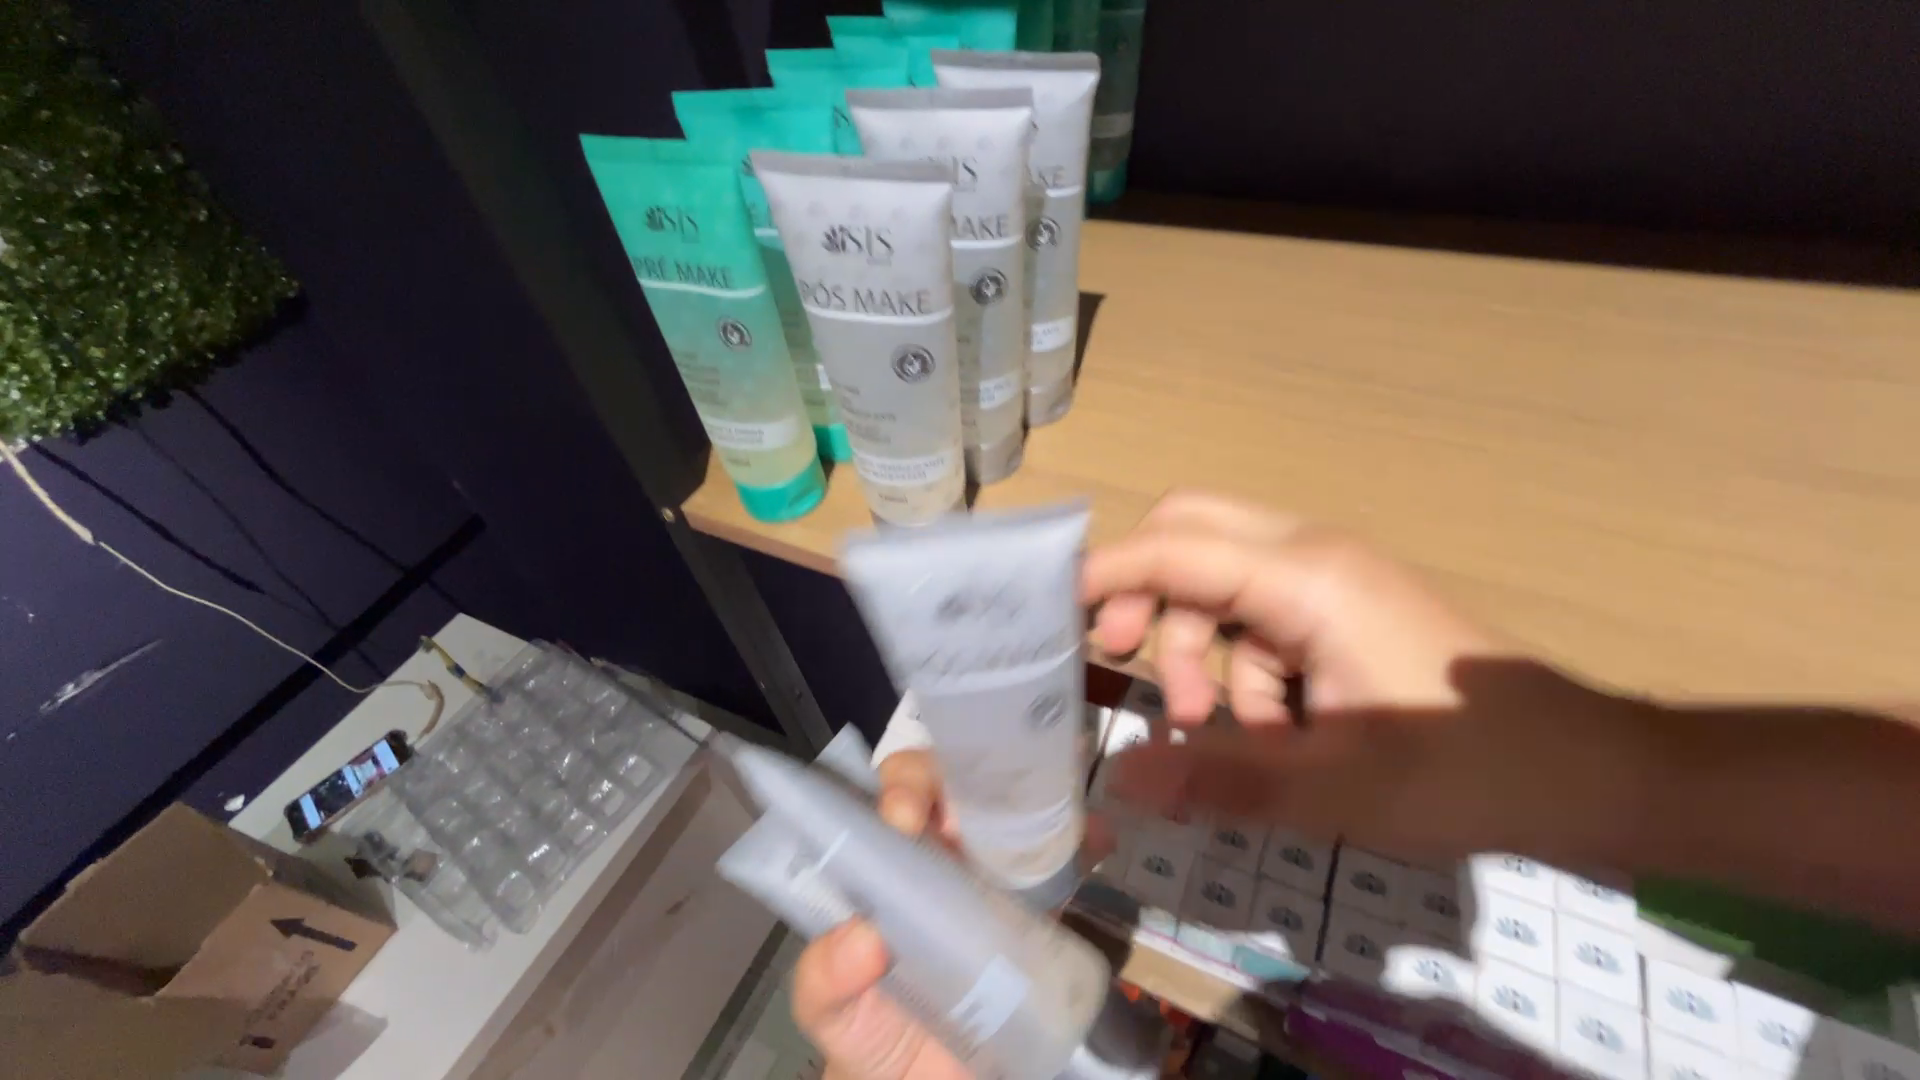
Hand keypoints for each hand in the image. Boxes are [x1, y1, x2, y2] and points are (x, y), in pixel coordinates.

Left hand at [792, 747, 1110, 1079]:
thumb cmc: (871, 1029)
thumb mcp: (829, 1007)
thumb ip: (825, 978)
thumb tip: (863, 938)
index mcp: (892, 859)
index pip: (899, 791)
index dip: (904, 784)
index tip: (905, 814)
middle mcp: (944, 854)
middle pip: (961, 789)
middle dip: (969, 785)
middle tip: (967, 828)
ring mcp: (994, 878)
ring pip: (1014, 813)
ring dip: (1034, 800)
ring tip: (1046, 815)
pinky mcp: (1038, 910)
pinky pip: (1063, 863)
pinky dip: (1081, 842)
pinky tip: (1094, 839)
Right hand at [1084, 491, 1646, 867]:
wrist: (1597, 776)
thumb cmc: (1470, 771)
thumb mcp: (1336, 787)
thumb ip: (1218, 776)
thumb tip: (1119, 775)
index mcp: (1304, 577)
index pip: (1174, 547)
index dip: (1102, 572)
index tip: (1043, 609)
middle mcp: (1308, 555)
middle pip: (1189, 532)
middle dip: (1143, 593)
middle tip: (1125, 662)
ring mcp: (1326, 578)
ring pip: (1216, 580)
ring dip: (1194, 646)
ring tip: (1210, 726)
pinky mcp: (1338, 608)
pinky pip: (1254, 615)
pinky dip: (1237, 664)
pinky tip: (1267, 731)